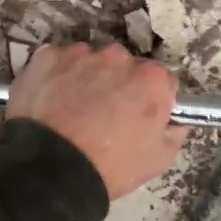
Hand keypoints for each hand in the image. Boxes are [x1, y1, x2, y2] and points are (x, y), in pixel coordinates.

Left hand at [7, 42, 186, 199]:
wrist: (50, 166)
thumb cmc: (110, 165)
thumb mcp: (158, 159)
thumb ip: (173, 131)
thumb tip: (174, 121)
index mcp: (151, 79)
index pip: (160, 80)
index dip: (150, 98)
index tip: (138, 115)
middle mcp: (117, 57)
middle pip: (122, 66)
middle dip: (116, 83)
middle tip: (103, 113)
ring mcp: (78, 54)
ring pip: (88, 60)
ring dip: (85, 77)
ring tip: (71, 108)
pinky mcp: (46, 56)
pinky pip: (57, 61)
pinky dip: (55, 75)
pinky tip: (49, 98)